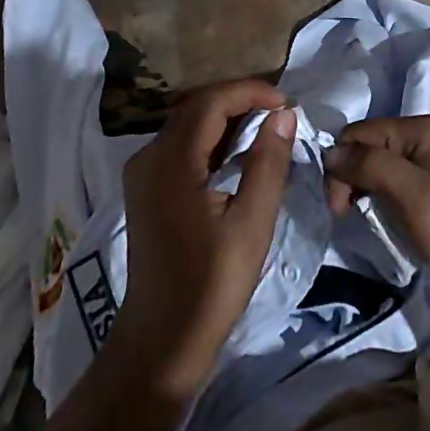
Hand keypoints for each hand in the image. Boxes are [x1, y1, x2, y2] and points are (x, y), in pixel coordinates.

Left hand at [115, 79, 296, 399]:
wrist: (163, 339)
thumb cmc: (211, 283)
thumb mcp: (252, 222)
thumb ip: (268, 163)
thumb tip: (284, 115)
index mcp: (170, 163)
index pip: (210, 102)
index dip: (250, 92)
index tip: (287, 102)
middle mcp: (148, 158)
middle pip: (196, 108)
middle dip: (239, 101)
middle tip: (281, 112)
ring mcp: (142, 174)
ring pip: (187, 125)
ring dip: (227, 118)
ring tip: (267, 127)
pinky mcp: (146, 189)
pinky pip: (180, 146)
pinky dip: (212, 139)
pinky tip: (239, 153)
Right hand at [325, 114, 429, 309]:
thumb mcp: (415, 196)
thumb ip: (371, 166)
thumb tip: (330, 150)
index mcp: (421, 130)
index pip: (358, 133)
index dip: (340, 165)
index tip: (339, 209)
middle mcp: (425, 139)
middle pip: (368, 148)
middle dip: (350, 178)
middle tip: (349, 219)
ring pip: (381, 169)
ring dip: (366, 192)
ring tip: (366, 223)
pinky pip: (398, 187)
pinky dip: (385, 203)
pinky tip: (387, 223)